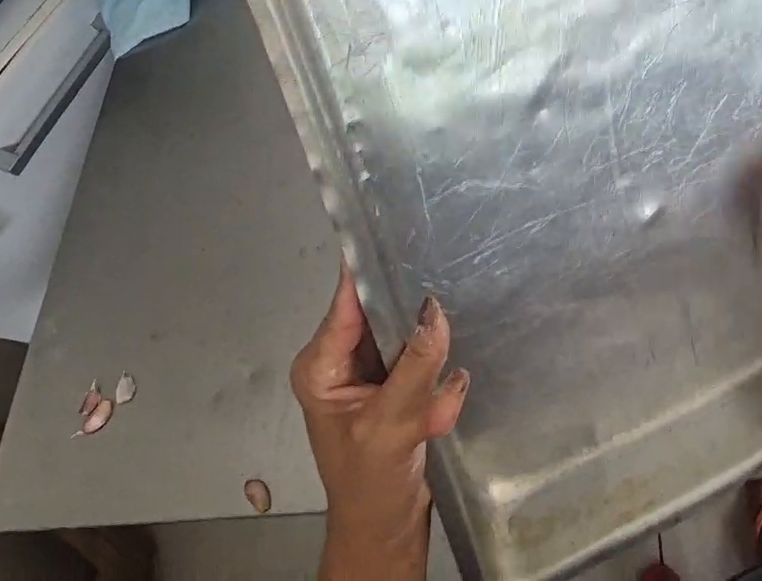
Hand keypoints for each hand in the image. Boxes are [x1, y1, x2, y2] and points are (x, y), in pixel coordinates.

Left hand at [291, 262, 468, 578]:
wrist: (387, 531)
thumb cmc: (371, 484)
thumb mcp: (391, 426)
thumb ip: (414, 367)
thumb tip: (434, 310)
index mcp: (320, 365)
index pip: (346, 301)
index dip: (369, 268)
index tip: (398, 230)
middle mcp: (343, 359)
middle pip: (383, 312)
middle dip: (416, 336)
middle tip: (434, 360)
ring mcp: (373, 370)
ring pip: (413, 335)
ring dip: (432, 372)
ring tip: (430, 412)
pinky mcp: (398, 383)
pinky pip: (428, 360)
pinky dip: (440, 388)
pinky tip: (435, 419)